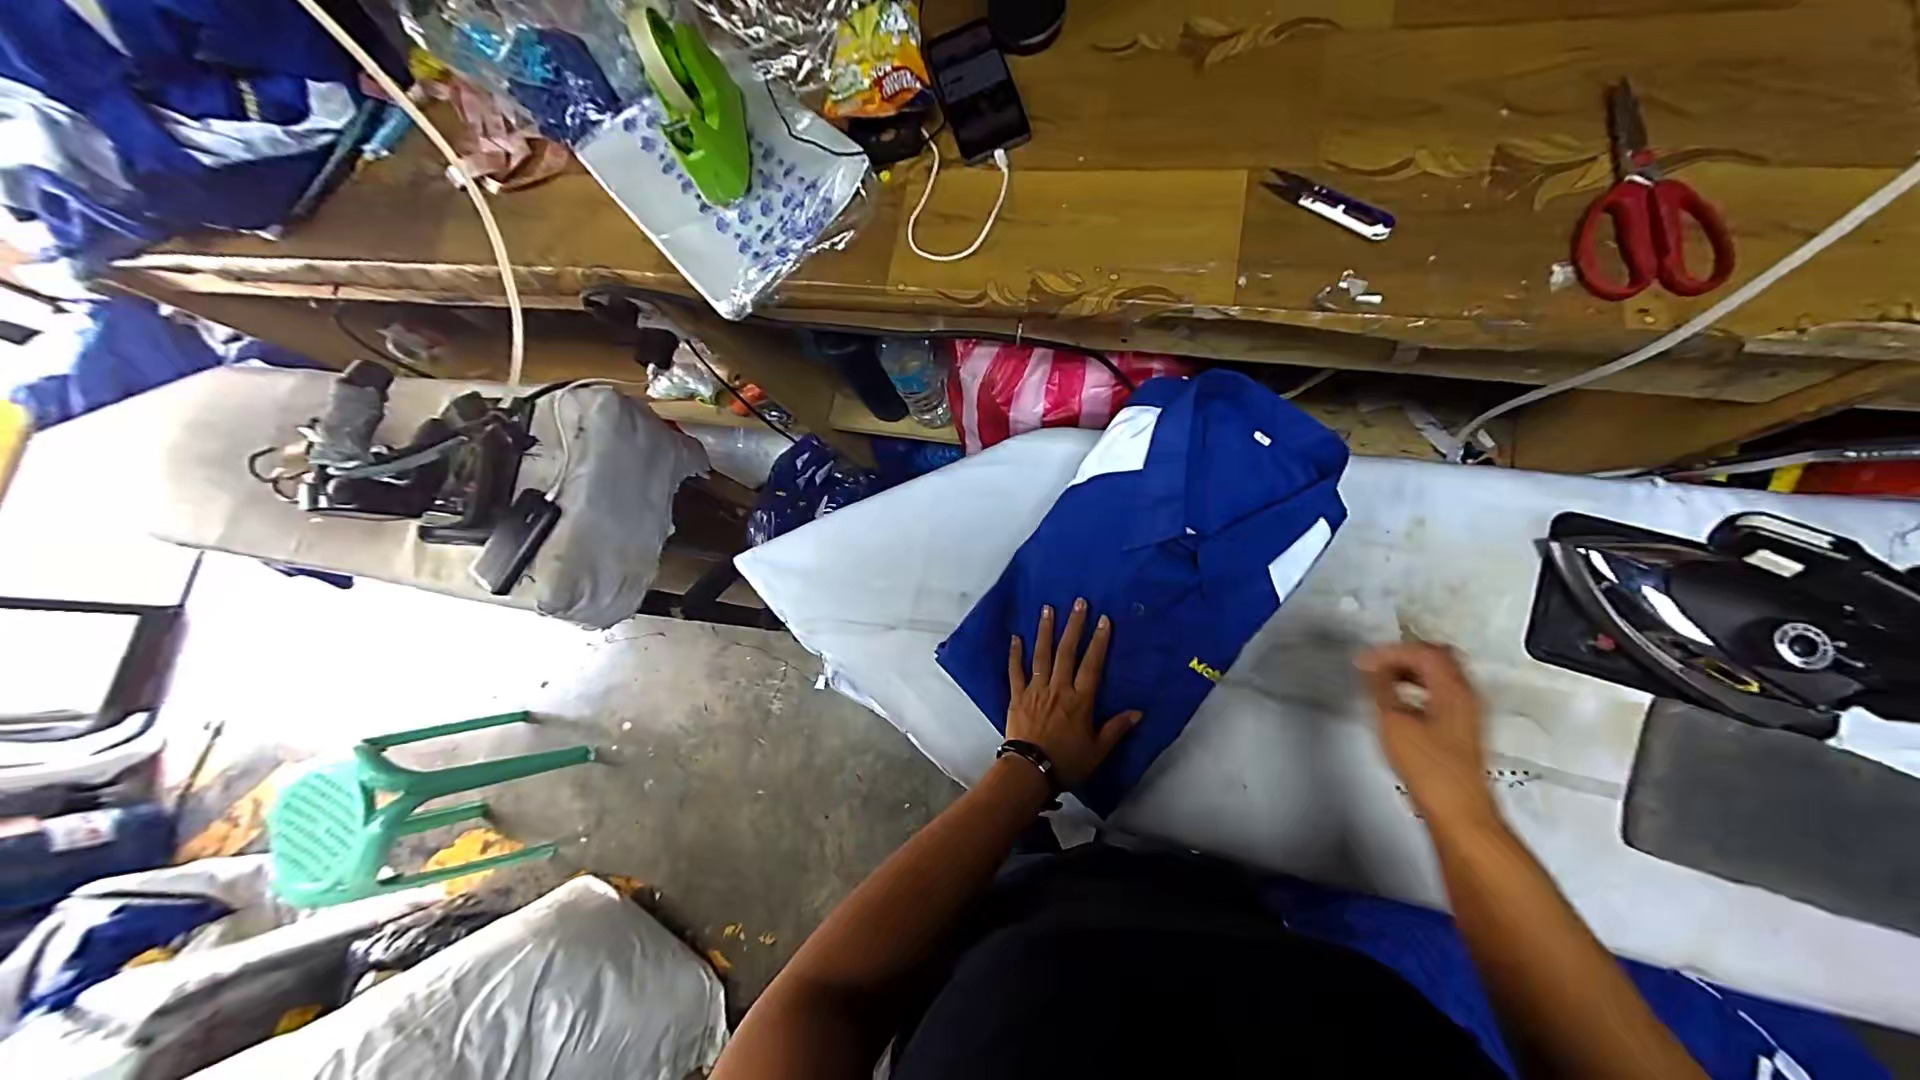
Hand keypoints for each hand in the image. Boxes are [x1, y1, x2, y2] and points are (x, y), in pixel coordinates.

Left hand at [1007, 599, 1142, 789]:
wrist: (1030, 771)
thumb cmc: (1066, 762)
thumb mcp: (1098, 749)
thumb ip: (1116, 728)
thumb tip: (1138, 712)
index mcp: (1080, 700)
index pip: (1092, 664)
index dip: (1099, 641)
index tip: (1104, 620)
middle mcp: (1058, 689)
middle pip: (1067, 652)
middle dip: (1074, 626)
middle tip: (1078, 603)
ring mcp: (1035, 690)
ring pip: (1041, 655)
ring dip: (1046, 631)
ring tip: (1048, 609)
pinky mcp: (1017, 697)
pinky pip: (1015, 671)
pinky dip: (1015, 654)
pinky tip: (1015, 637)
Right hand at [1357, 642, 1498, 828]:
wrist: (1458, 810)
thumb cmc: (1433, 772)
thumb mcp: (1393, 721)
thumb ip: (1381, 688)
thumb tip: (1373, 668)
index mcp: (1454, 690)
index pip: (1423, 652)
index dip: (1390, 651)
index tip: (1366, 660)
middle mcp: (1468, 697)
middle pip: (1438, 656)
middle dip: (1403, 655)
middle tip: (1376, 661)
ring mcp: (1469, 712)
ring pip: (1441, 673)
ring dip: (1410, 670)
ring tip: (1381, 677)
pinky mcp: (1462, 727)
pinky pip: (1441, 691)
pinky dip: (1417, 686)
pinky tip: (1399, 699)